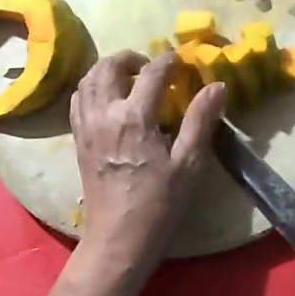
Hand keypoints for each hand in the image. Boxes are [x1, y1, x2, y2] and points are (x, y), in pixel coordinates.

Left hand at [69, 51, 225, 278]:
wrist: (118, 238)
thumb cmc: (159, 205)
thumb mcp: (189, 164)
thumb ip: (201, 120)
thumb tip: (216, 86)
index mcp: (134, 117)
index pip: (151, 72)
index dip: (169, 61)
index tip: (182, 61)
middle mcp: (104, 113)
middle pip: (108, 66)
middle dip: (130, 57)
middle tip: (150, 65)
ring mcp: (86, 125)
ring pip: (88, 79)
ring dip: (107, 69)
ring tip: (129, 77)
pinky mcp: (77, 138)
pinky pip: (78, 99)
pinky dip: (92, 87)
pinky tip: (107, 98)